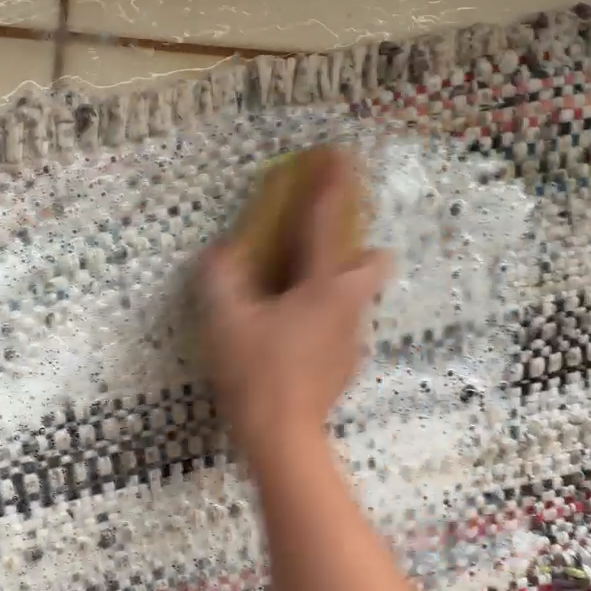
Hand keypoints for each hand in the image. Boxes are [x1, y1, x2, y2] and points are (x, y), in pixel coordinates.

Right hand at [197, 148, 391, 465]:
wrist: (282, 436)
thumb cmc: (255, 373)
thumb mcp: (224, 323)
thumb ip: (221, 279)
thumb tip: (220, 251)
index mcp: (322, 284)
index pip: (328, 220)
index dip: (331, 183)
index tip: (335, 154)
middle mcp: (348, 305)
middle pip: (370, 262)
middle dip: (351, 253)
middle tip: (310, 263)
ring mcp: (352, 339)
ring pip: (354, 300)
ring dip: (330, 294)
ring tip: (289, 312)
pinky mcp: (345, 369)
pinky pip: (339, 333)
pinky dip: (320, 329)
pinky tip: (290, 350)